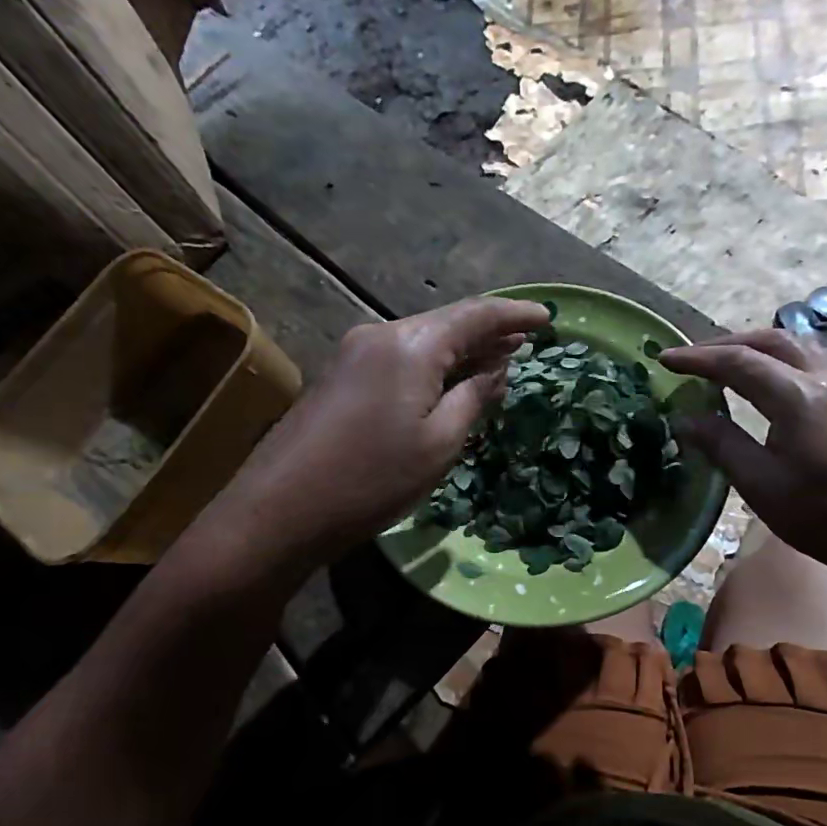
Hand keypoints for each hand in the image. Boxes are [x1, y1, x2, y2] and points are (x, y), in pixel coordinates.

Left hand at [201, 297, 550, 565]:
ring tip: (500, 357)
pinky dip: (434, 366)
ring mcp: (354, 354)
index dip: (515, 315)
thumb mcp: (438, 444)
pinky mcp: (341, 377)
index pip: (475, 315)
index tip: (548, 317)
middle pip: (447, 323)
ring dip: (462, 350)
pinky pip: (401, 359)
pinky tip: (452, 380)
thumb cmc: (371, 480)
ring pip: (423, 341)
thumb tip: (496, 369)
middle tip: (529, 341)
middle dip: (490, 333)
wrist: (278, 510)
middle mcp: (380, 335)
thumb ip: (473, 397)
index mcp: (410, 345)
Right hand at [659, 329, 826, 582]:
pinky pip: (816, 364)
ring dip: (759, 348)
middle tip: (694, 358)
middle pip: (771, 340)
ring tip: (730, 365)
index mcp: (798, 397)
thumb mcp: (762, 486)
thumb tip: (686, 418)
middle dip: (727, 343)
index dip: (697, 358)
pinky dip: (783, 362)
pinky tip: (773, 386)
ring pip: (798, 347)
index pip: (737, 362)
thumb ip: (722, 445)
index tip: (664, 359)